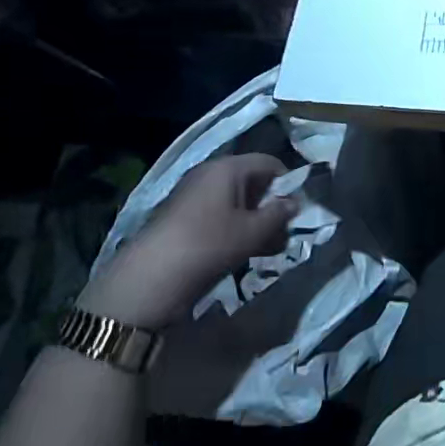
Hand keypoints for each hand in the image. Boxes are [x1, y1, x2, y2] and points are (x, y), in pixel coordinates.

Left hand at [77, 154, 299, 329]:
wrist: (147, 281)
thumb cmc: (208, 245)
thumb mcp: (253, 231)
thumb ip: (279, 214)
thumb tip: (294, 202)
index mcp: (227, 168)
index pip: (270, 163)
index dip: (288, 184)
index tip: (297, 211)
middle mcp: (209, 175)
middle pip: (253, 183)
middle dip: (272, 207)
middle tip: (284, 234)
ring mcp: (193, 197)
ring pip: (237, 203)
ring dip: (256, 223)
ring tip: (268, 249)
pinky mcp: (182, 220)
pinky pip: (219, 217)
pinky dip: (235, 230)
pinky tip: (244, 254)